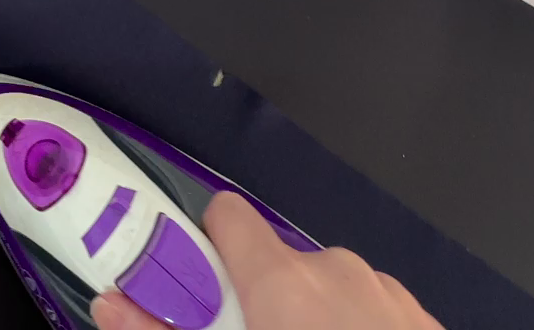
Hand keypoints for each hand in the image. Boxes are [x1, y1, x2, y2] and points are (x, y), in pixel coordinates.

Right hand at [91, 194, 443, 329]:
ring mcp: (390, 293)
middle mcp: (336, 267)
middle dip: (259, 302)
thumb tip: (106, 302)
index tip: (206, 301)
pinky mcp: (428, 322)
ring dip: (310, 321)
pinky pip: (372, 310)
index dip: (208, 251)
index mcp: (284, 278)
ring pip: (326, 288)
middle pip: (275, 260)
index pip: (227, 215)